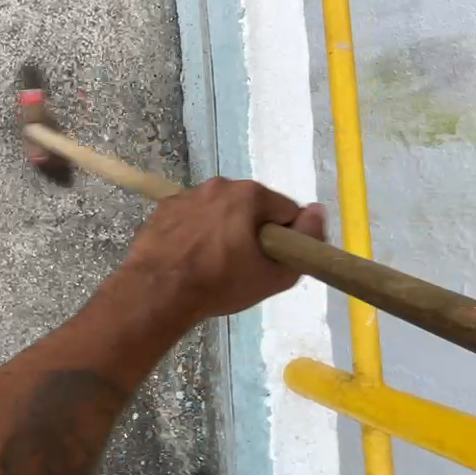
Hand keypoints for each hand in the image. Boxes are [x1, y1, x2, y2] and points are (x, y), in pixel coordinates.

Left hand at [120, 177, 324, 324]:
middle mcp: (215, 186)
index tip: (274, 259)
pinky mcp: (161, 209)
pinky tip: (191, 254)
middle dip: (253, 230)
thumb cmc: (222, 282)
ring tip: (215, 261)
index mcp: (248, 193)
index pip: (285, 211)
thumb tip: (317, 210)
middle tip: (245, 263)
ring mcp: (184, 195)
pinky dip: (195, 230)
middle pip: (250, 207)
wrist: (158, 289)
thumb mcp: (278, 272)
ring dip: (223, 228)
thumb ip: (307, 238)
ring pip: (218, 211)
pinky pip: (191, 217)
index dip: (286, 237)